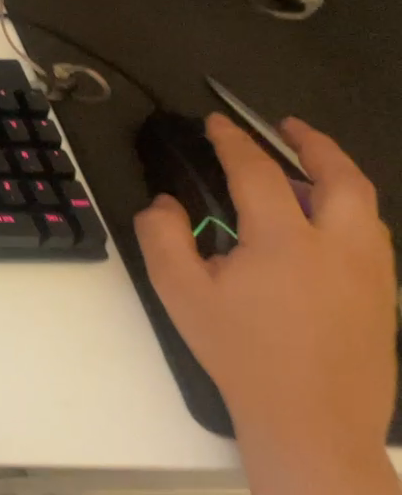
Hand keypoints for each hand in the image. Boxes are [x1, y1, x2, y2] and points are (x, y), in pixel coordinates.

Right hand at [136, 115, 399, 494]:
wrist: (313, 418)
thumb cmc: (239, 349)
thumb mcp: (178, 289)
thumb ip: (163, 234)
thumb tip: (168, 203)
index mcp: (287, 241)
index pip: (260, 173)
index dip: (234, 141)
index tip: (216, 123)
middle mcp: (342, 249)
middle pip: (344, 179)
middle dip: (315, 145)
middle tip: (286, 127)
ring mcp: (373, 275)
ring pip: (366, 209)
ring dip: (334, 178)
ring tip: (301, 171)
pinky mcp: (385, 298)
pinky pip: (371, 237)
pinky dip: (347, 211)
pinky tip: (318, 223)